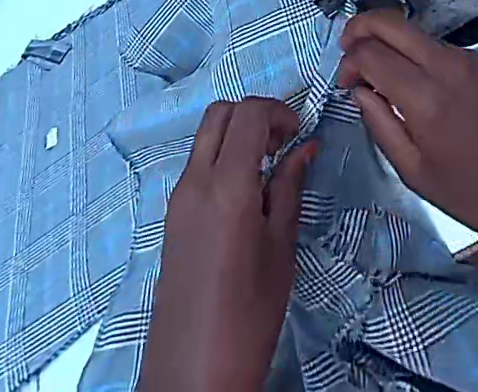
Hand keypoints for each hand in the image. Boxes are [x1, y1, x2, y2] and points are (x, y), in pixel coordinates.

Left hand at [140, 98, 317, 391]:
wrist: (193, 367)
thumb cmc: (249, 313)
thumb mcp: (280, 249)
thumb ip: (289, 188)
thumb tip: (305, 148)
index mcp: (226, 184)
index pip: (247, 113)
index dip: (277, 111)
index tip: (299, 133)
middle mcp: (195, 178)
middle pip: (220, 113)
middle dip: (254, 114)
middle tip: (283, 143)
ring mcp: (178, 193)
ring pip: (205, 134)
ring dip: (236, 133)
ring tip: (268, 165)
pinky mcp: (172, 210)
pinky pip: (197, 162)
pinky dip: (222, 155)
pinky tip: (246, 189)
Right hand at [335, 10, 477, 242]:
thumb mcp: (416, 173)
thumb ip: (380, 125)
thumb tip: (359, 92)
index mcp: (426, 99)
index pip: (369, 53)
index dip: (348, 63)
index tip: (347, 84)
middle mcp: (448, 67)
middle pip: (389, 21)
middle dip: (359, 29)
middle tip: (349, 52)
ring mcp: (471, 60)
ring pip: (414, 32)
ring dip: (390, 44)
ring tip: (386, 79)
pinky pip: (439, 47)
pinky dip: (418, 56)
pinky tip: (422, 89)